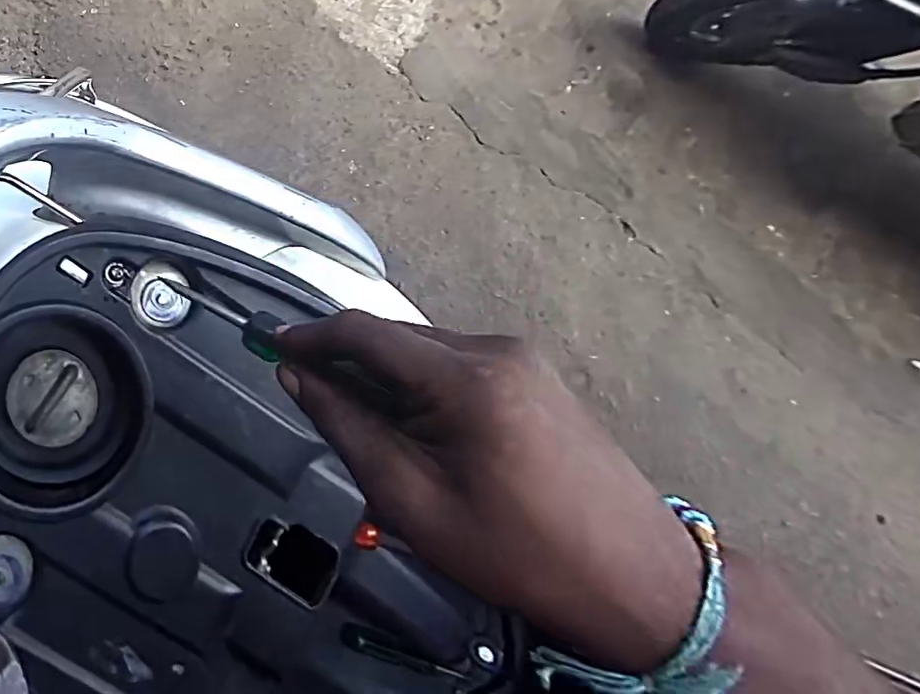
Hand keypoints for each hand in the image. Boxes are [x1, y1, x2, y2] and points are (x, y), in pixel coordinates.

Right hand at [274, 312, 702, 671]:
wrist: (645, 587)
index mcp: (468, 380)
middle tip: (310, 389)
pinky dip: (416, 378)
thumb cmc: (523, 553)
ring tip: (365, 417)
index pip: (365, 333)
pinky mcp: (532, 370)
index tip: (274, 343)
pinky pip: (449, 358)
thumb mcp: (413, 499)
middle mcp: (495, 350)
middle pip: (392, 336)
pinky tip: (413, 417)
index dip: (311, 334)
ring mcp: (520, 356)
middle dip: (344, 358)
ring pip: (419, 346)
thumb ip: (346, 426)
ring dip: (381, 371)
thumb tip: (297, 377)